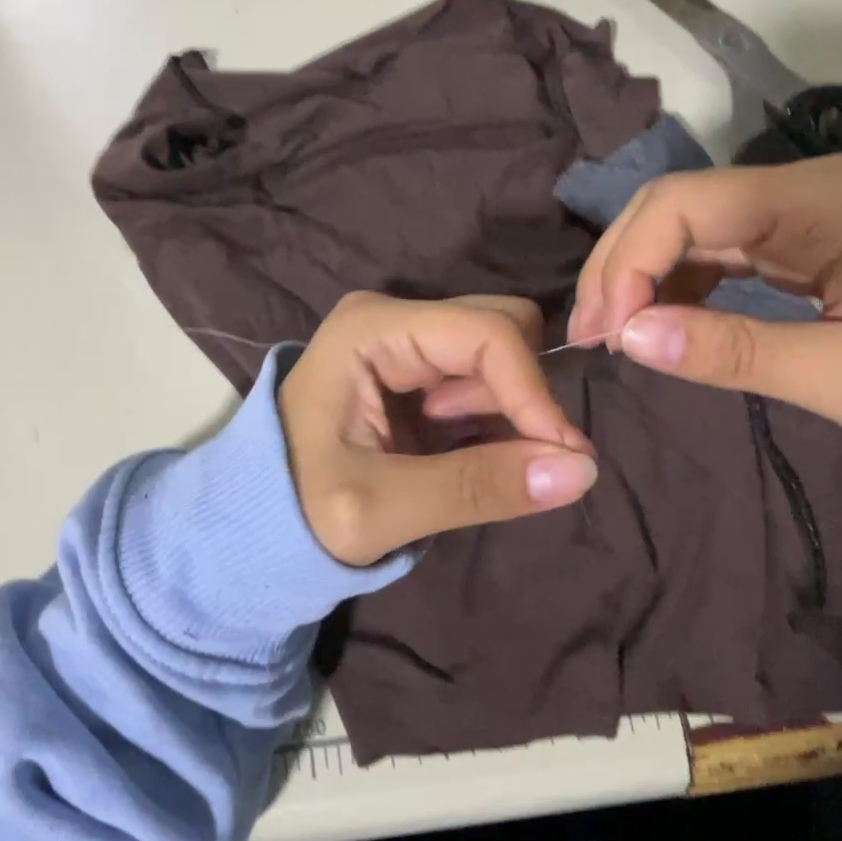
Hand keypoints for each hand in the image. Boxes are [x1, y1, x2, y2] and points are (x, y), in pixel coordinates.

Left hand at [279, 291, 597, 565]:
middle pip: (499, 329)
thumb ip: (476, 486)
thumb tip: (582, 470)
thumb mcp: (383, 510)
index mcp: (370, 331)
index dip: (533, 391)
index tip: (567, 456)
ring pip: (499, 354)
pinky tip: (454, 452)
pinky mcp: (417, 371)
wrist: (259, 521)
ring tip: (448, 460)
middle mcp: (392, 319)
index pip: (484, 334)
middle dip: (518, 396)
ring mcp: (405, 341)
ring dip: (502, 411)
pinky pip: (484, 379)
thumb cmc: (300, 512)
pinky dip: (494, 417)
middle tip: (493, 458)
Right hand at [569, 156, 841, 467]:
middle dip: (620, 266)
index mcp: (822, 204)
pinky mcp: (820, 245)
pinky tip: (665, 324)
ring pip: (696, 225)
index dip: (625, 263)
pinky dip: (684, 285)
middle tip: (588, 338)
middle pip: (678, 205)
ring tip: (612, 336)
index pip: (684, 204)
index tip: (602, 336)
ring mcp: (815, 215)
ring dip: (644, 275)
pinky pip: (728, 251)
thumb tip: (627, 336)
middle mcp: (809, 191)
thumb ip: (739, 353)